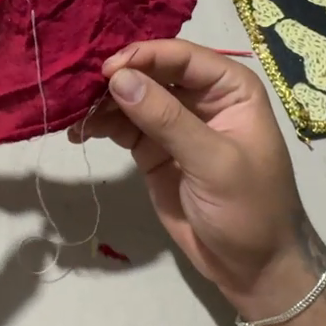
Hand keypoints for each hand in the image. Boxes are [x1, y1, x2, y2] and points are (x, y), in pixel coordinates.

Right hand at [73, 40, 309, 314]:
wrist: (252, 269)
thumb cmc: (250, 209)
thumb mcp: (213, 163)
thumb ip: (166, 119)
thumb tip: (119, 78)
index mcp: (230, 89)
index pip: (181, 57)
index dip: (144, 57)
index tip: (107, 70)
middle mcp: (200, 97)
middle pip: (150, 71)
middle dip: (116, 76)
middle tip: (79, 87)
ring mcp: (173, 122)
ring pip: (131, 96)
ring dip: (101, 101)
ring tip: (72, 111)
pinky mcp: (151, 148)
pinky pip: (121, 125)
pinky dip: (99, 125)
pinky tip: (77, 130)